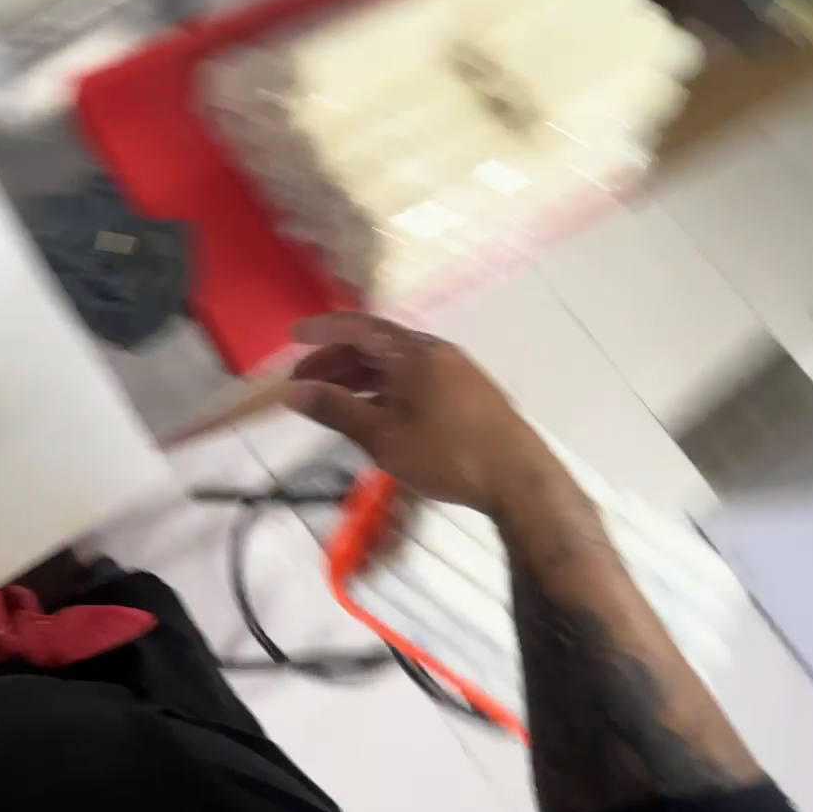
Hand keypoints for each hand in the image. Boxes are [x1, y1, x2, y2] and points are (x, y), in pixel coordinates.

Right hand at [284, 312, 556, 513]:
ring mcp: (452, 373)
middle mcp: (434, 354)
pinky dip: (379, 389)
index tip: (291, 337)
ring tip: (326, 399)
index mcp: (415, 353)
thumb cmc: (447, 454)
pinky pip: (409, 380)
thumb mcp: (382, 435)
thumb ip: (335, 409)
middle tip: (300, 382)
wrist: (521, 484)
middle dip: (333, 360)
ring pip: (392, 365)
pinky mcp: (462, 395)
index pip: (359, 328)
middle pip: (374, 346)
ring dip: (355, 377)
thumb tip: (293, 393)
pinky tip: (365, 412)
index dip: (322, 330)